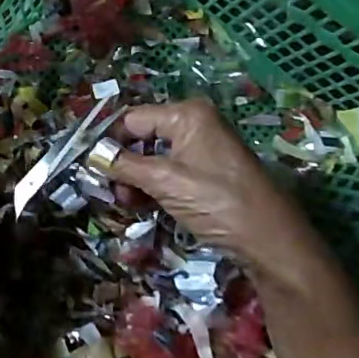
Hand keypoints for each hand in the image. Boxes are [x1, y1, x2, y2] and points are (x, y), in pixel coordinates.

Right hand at [106, 98, 317, 274]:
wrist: (271, 242)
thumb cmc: (217, 202)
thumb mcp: (165, 182)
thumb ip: (123, 165)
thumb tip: (91, 156)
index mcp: (186, 115)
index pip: (132, 119)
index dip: (108, 141)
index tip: (87, 166)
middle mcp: (194, 124)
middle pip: (142, 137)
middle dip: (122, 164)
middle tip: (111, 193)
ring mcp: (203, 149)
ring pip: (153, 157)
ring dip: (136, 180)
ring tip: (128, 205)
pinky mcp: (207, 172)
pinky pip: (170, 172)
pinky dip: (154, 187)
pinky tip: (144, 206)